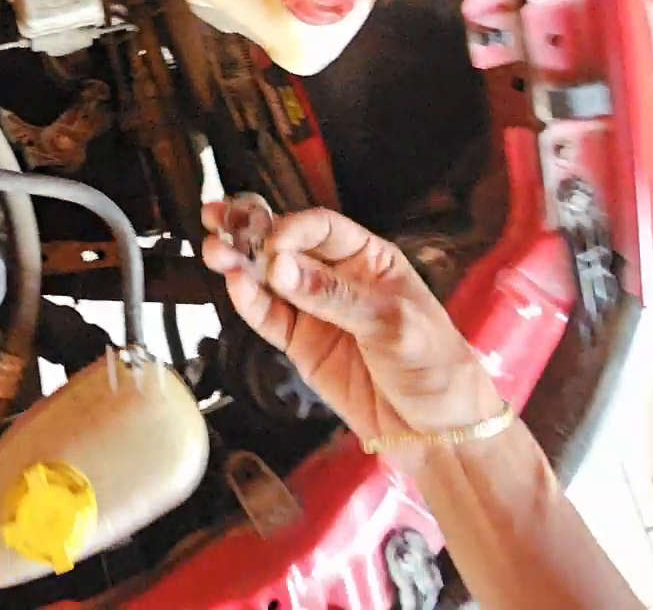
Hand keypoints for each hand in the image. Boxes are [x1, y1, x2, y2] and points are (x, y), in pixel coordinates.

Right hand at [201, 205, 503, 465]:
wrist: (438, 435)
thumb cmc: (435, 365)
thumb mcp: (392, 324)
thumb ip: (333, 296)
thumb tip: (279, 267)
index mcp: (368, 258)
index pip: (322, 228)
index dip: (292, 228)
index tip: (271, 241)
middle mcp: (335, 276)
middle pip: (285, 243)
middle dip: (250, 229)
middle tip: (217, 218)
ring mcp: (314, 309)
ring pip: (267, 277)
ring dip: (238, 261)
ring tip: (213, 250)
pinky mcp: (299, 343)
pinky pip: (268, 316)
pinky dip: (248, 301)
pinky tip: (232, 283)